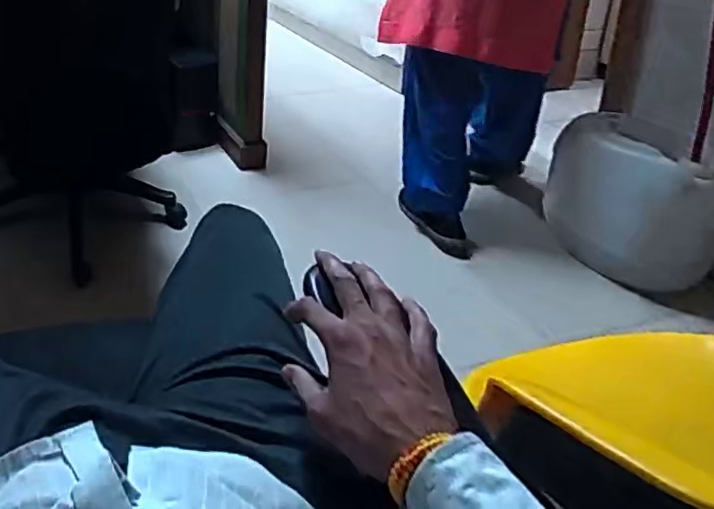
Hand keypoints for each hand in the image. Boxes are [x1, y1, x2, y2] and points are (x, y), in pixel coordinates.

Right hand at [283, 254, 456, 479]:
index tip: (291, 313)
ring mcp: (400, 337)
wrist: (422, 456)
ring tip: (359, 266)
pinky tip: (405, 300)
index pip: (311, 309)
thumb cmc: (367, 434)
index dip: (296, 307)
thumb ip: (303, 386)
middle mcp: (368, 328)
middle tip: (324, 256)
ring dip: (369, 277)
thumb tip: (288, 369)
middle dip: (333, 268)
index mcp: (340, 339)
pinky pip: (419, 321)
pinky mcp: (425, 353)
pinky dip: (411, 308)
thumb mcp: (323, 414)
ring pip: (383, 295)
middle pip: (349, 286)